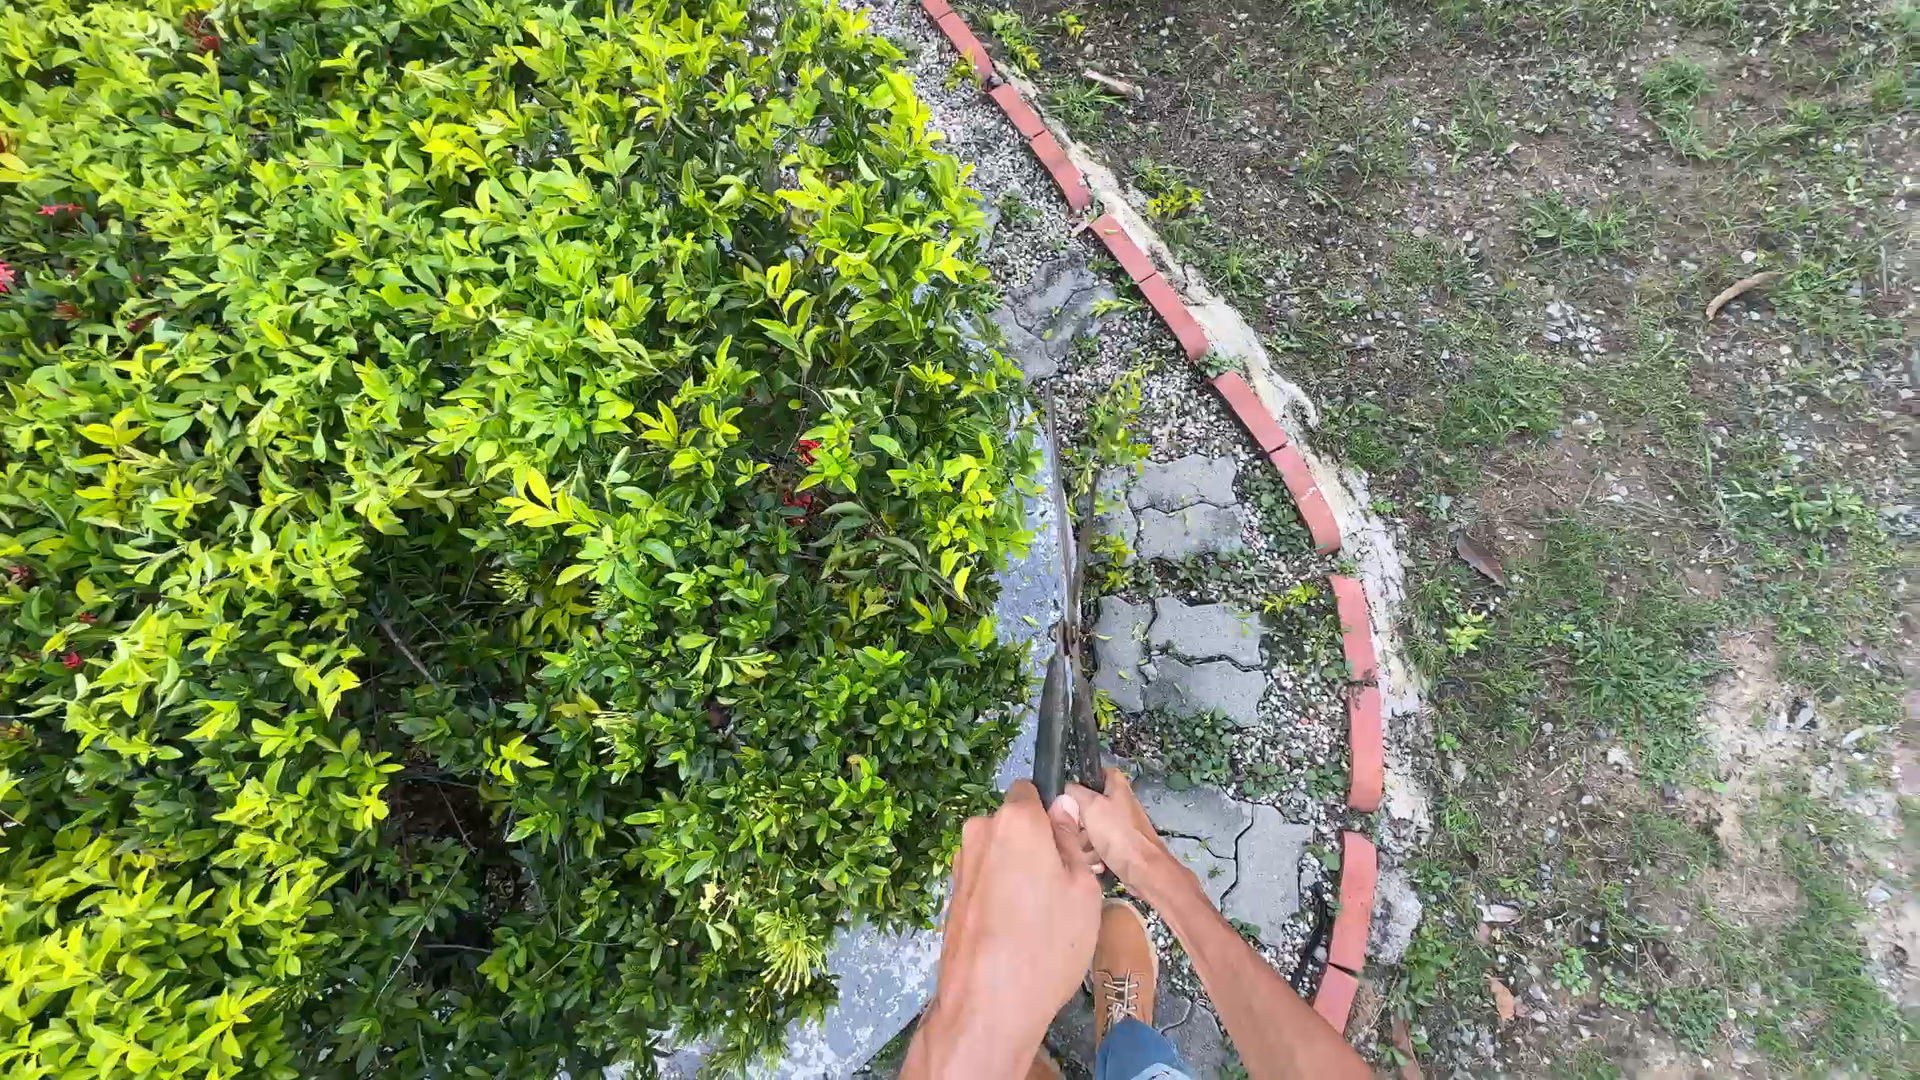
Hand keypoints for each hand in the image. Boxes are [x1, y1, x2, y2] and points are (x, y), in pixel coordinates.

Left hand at [902, 781, 1099, 1078]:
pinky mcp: (952, 892)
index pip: (1030, 789)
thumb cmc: (1045, 945)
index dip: (1050, 812)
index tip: (1065, 839)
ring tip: (1039, 915)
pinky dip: (999, 892)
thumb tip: (1062, 808)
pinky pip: (984, 877)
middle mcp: (981, 830)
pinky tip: (1016, 929)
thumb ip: (1070, 840)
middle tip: (1060, 883)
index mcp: (1015, 820)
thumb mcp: (1082, 889)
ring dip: (1016, 869)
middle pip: (1014, 822)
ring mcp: (962, 862)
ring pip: (999, 851)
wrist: (987, 1004)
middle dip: (1034, 843)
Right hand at [1063, 768, 1179, 893]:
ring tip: (1088, 851)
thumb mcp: (1090, 806)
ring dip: (1085, 841)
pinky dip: (1095, 853)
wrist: (1143, 870)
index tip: (1069, 798)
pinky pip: (1099, 844)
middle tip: (1078, 830)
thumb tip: (1067, 789)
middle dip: (1080, 821)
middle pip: (1088, 805)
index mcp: (1116, 785)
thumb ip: (1075, 792)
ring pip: (1091, 827)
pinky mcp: (1121, 844)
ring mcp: (1120, 824)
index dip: (1079, 784)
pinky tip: (1096, 861)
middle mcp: (1119, 801)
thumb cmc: (1117, 833)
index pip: (1093, 773)